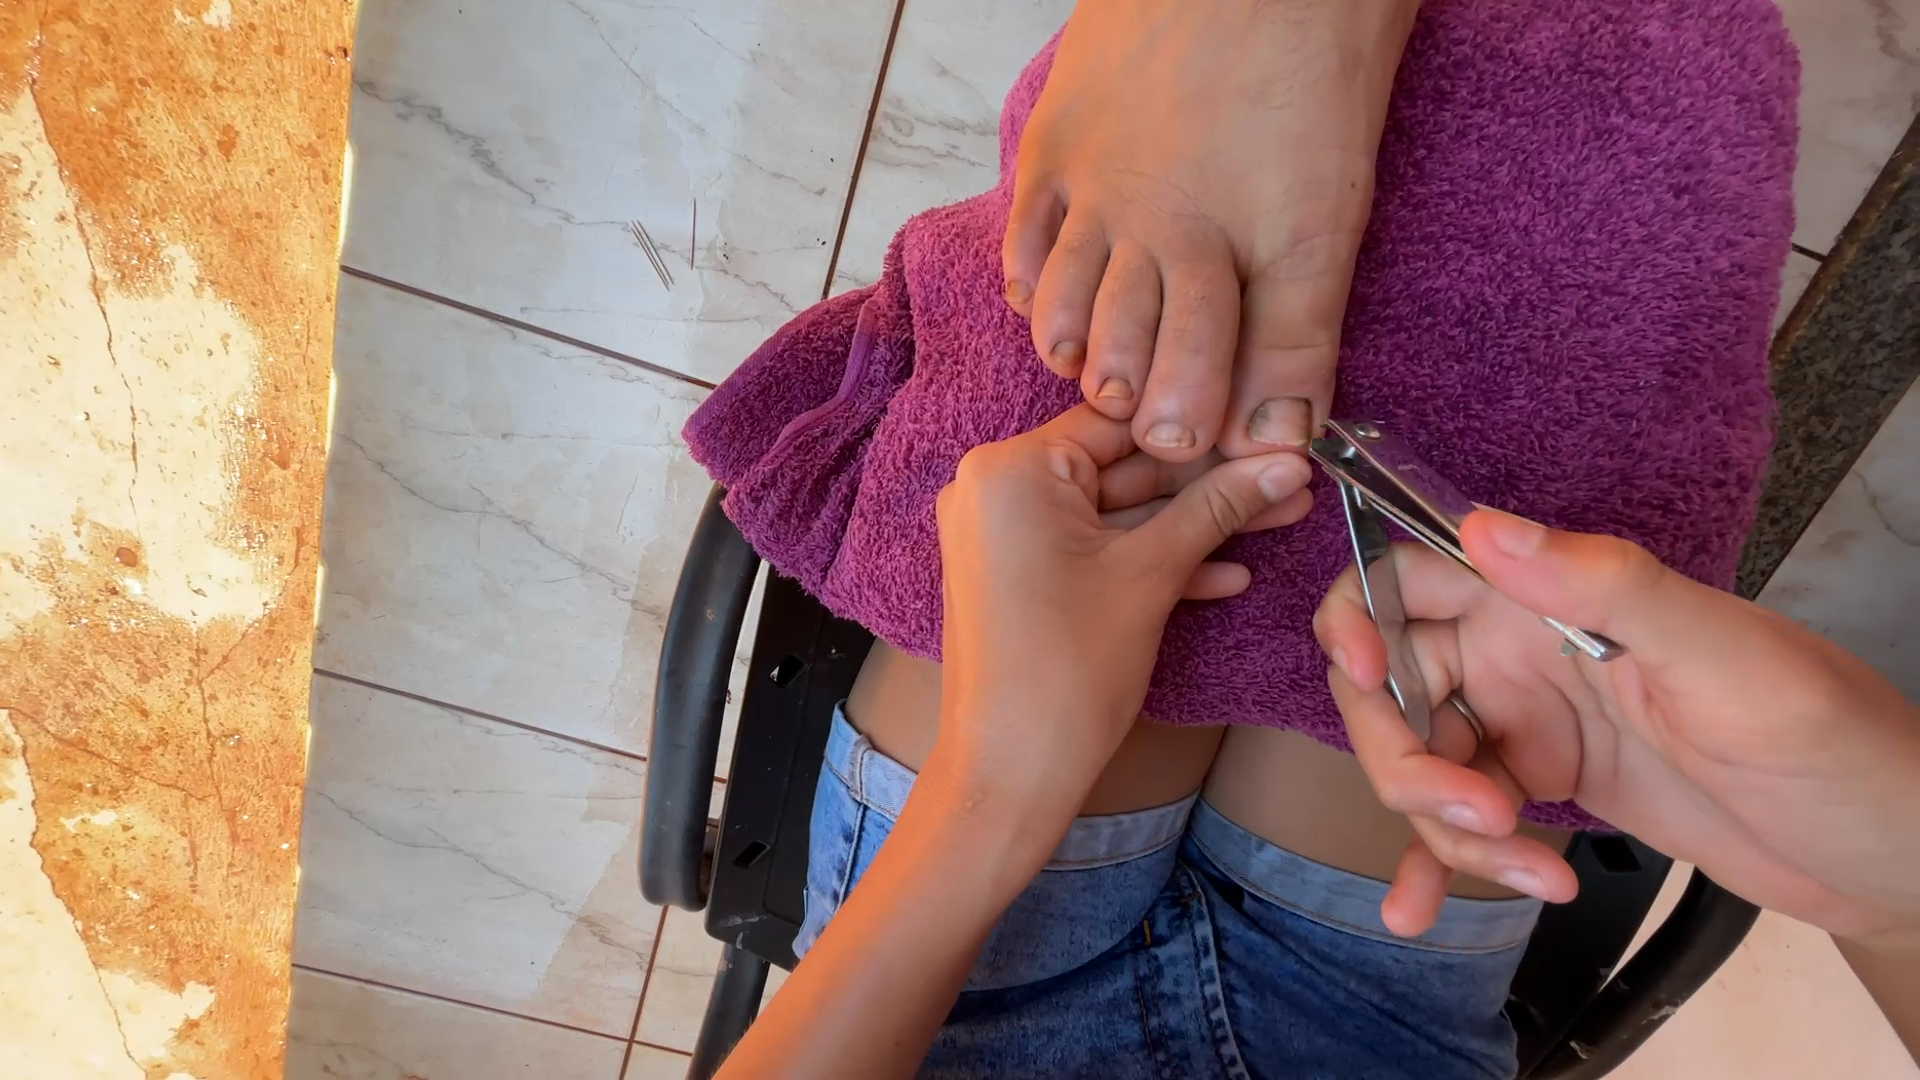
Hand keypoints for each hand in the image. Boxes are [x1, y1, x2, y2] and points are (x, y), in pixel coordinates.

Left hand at [932, 404, 1312, 835]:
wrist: (1010, 770)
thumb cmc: (1068, 668)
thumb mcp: (1150, 575)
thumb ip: (1216, 509)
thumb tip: (1286, 463)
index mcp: (1009, 469)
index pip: (1118, 424)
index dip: (1201, 433)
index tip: (1267, 436)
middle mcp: (992, 488)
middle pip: (1118, 471)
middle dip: (1204, 487)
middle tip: (1284, 482)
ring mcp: (1000, 532)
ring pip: (1110, 516)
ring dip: (1186, 527)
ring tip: (1274, 518)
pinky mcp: (1016, 572)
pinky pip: (1087, 551)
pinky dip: (1143, 561)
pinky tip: (1224, 573)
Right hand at [1003, 0, 1418, 460]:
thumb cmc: (1313, 66)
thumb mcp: (1331, 210)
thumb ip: (1299, 332)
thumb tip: (1280, 434)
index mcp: (1224, 250)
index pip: (1199, 371)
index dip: (1199, 425)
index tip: (1197, 455)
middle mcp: (1146, 230)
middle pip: (1122, 347)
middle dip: (1132, 402)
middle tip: (1136, 428)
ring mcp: (1091, 187)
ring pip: (1062, 303)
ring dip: (1073, 351)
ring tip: (1088, 376)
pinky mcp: (1054, 146)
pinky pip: (1022, 238)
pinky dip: (1028, 284)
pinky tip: (1041, 304)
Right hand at [1314, 510, 1919, 954]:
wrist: (1903, 863)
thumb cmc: (1837, 746)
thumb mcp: (1727, 662)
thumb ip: (1605, 585)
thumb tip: (1480, 527)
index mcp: (1535, 601)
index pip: (1401, 581)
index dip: (1355, 616)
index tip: (1364, 672)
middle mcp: (1503, 652)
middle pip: (1388, 689)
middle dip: (1404, 756)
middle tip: (1480, 813)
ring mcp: (1509, 722)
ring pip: (1413, 760)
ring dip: (1441, 826)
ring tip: (1533, 871)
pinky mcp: (1524, 785)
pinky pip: (1447, 819)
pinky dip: (1426, 862)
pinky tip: (1412, 909)